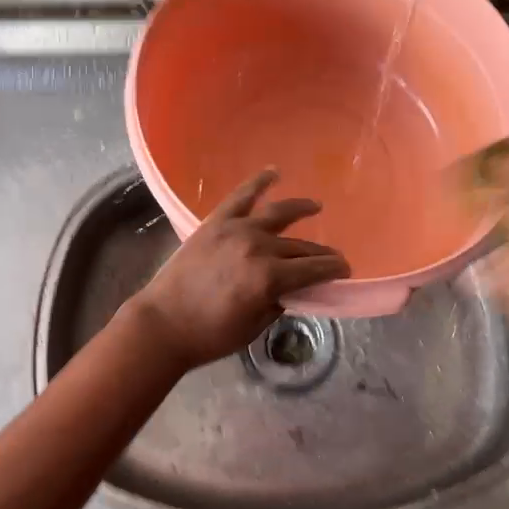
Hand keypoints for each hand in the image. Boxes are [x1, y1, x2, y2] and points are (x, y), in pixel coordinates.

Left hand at [125, 169, 351, 369]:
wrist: (163, 324)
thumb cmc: (209, 335)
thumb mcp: (254, 327)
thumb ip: (278, 302)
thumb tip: (292, 287)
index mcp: (270, 278)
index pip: (314, 269)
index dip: (334, 270)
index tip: (345, 271)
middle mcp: (258, 247)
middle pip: (299, 247)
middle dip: (320, 253)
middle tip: (331, 257)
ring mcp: (236, 230)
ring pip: (278, 214)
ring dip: (301, 208)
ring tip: (316, 206)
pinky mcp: (216, 222)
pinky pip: (242, 196)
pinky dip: (259, 182)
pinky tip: (274, 173)